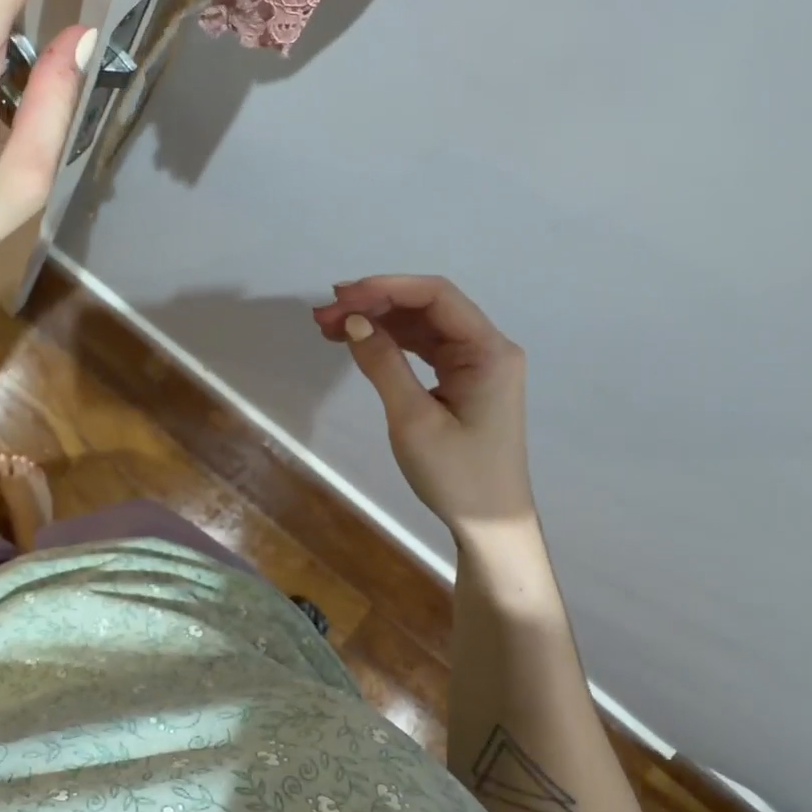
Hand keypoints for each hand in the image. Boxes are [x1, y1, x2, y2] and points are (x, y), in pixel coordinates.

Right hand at [313, 276, 535, 534]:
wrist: (489, 524)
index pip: (436, 296)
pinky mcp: (461, 378)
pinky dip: (387, 339)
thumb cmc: (456, 473)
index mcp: (488, 351)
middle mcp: (486, 348)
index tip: (339, 299)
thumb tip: (351, 320)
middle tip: (322, 315)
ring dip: (375, 319)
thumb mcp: (412, 419)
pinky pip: (421, 345)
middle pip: (427, 305)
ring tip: (327, 325)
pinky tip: (354, 341)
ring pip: (420, 324)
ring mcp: (475, 363)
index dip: (385, 288)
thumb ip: (383, 363)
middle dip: (373, 302)